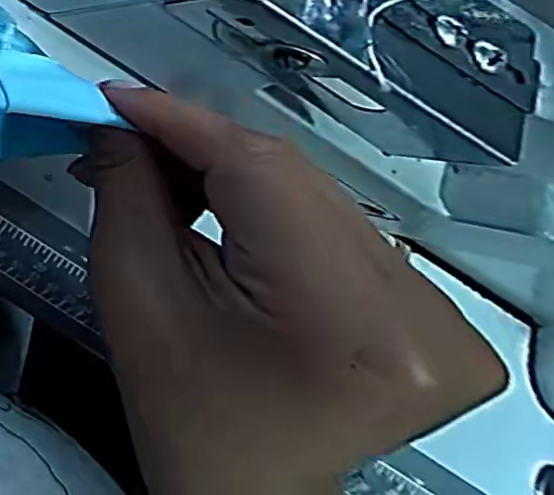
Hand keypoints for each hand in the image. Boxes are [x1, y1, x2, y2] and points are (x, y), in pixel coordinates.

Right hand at [77, 86, 507, 494]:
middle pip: (282, 172)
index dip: (178, 121)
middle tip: (122, 136)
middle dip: (190, 143)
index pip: (256, 168)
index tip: (116, 97)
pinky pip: (323, 213)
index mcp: (343, 316)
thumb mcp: (131, 285)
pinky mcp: (431, 309)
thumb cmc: (182, 403)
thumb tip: (120, 122)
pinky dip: (257, 196)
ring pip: (301, 185)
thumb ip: (124, 185)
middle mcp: (415, 310)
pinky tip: (207, 201)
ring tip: (154, 171)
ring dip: (219, 166)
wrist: (243, 486)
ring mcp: (437, 311)